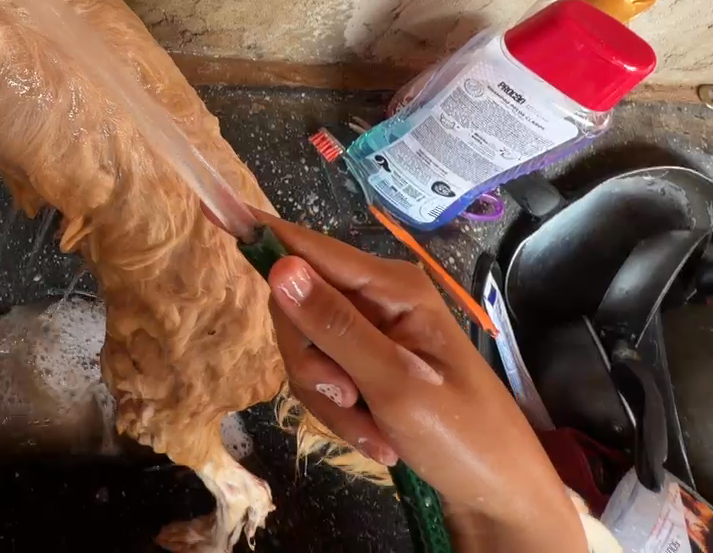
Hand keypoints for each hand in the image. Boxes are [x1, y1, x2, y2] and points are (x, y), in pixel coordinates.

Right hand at [256, 212, 582, 552]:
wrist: (503, 504)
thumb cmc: (466, 439)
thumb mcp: (397, 385)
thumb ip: (335, 327)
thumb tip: (278, 268)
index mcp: (390, 286)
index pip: (308, 247)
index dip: (259, 231)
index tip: (210, 207)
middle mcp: (375, 296)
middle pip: (296, 305)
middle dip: (310, 360)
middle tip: (347, 401)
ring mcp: (368, 328)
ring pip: (302, 345)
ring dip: (327, 396)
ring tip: (374, 431)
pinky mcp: (363, 360)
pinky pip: (319, 373)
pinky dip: (337, 410)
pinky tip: (375, 436)